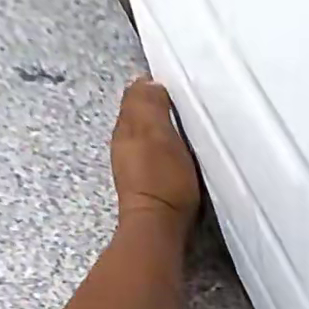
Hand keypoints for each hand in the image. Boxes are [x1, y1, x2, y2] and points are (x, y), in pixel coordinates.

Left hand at [111, 77, 200, 224]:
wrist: (159, 226)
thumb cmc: (163, 180)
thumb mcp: (158, 134)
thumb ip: (150, 105)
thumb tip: (148, 82)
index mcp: (126, 126)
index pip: (136, 96)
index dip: (154, 89)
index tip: (177, 90)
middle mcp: (125, 143)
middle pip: (139, 117)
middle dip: (157, 109)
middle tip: (183, 108)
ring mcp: (134, 166)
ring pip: (146, 138)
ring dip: (161, 132)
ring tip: (183, 132)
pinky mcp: (147, 186)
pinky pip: (154, 158)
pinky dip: (165, 153)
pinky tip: (178, 159)